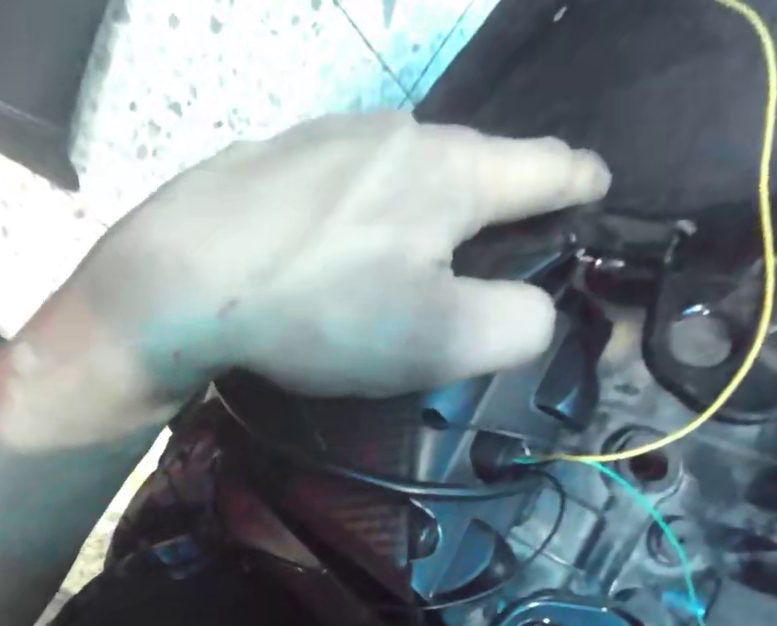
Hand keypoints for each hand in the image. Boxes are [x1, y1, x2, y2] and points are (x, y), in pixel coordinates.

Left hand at [18, 111, 609, 412]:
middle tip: (495, 247)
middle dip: (496, 199)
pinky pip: (343, 180)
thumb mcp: (439, 339)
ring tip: (414, 250)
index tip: (596, 184)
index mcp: (451, 173)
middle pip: (471, 163)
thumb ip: (516, 323)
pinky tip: (338, 242)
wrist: (180, 284)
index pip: (543, 166)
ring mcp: (328, 137)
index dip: (579, 179)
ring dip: (423, 203)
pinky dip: (362, 208)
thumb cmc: (323, 312)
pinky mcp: (275, 160)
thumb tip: (537, 306)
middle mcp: (397, 135)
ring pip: (403, 168)